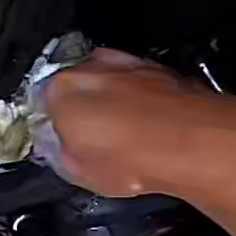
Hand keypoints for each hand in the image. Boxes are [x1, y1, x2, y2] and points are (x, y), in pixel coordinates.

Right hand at [40, 47, 235, 197]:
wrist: (194, 144)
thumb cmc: (135, 155)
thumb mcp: (75, 170)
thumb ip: (57, 151)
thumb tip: (58, 149)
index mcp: (60, 88)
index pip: (41, 101)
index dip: (50, 124)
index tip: (57, 141)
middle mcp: (93, 67)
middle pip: (75, 85)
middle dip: (79, 108)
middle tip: (87, 140)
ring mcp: (129, 65)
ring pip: (108, 81)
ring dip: (110, 102)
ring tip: (120, 137)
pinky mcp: (162, 70)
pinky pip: (139, 85)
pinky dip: (140, 101)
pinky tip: (146, 129)